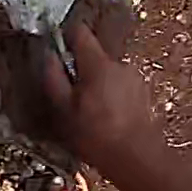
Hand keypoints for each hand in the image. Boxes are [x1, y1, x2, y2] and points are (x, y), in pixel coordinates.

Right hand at [42, 21, 168, 188]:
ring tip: (88, 112)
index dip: (66, 36)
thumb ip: (54, 78)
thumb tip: (49, 56)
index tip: (56, 48)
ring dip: (96, 85)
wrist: (135, 157)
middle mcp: (119, 65)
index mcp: (97, 64)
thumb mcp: (64, 109)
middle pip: (94, 56)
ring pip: (107, 73)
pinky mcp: (142, 93)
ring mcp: (134, 78)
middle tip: (70, 94)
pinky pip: (119, 86)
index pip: (80, 33)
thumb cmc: (95, 135)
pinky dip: (110, 96)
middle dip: (80, 70)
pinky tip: (105, 118)